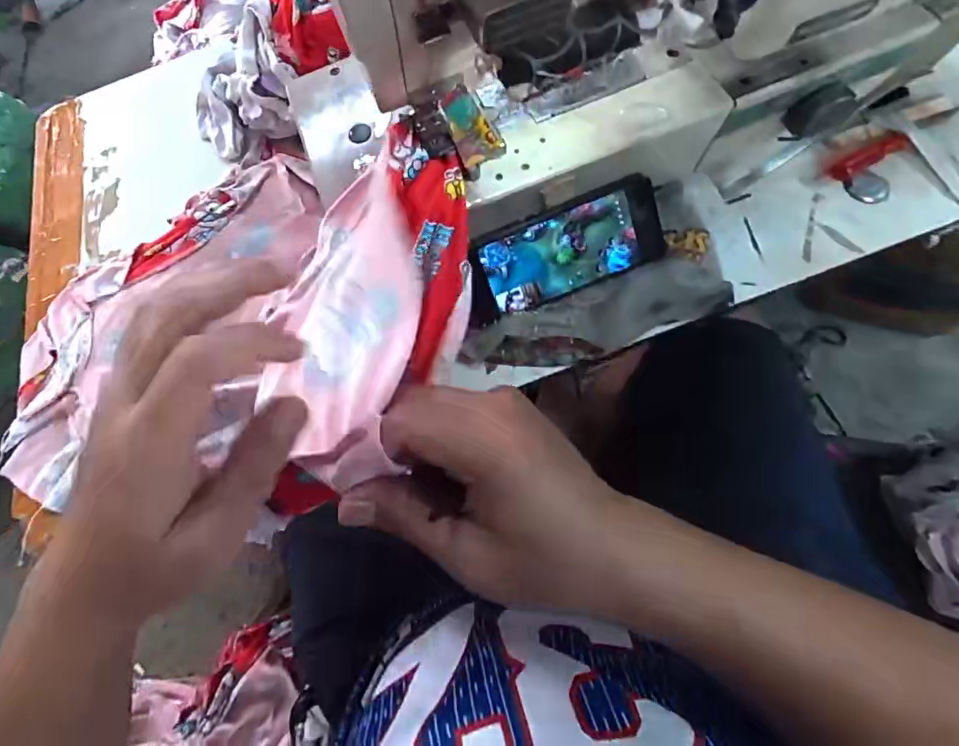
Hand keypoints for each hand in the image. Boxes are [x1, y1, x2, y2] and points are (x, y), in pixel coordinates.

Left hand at [45, 260, 307, 622]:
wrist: (83, 583)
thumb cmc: (154, 566)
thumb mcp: (216, 535)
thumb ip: (256, 466)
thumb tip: (296, 402)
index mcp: (147, 442)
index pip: (195, 361)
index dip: (252, 341)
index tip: (298, 350)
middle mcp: (124, 402)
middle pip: (168, 315)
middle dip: (230, 282)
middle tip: (286, 270)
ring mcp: (114, 390)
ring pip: (153, 310)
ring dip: (209, 281)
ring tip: (260, 273)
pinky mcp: (117, 388)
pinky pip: (148, 323)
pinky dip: (189, 297)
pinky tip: (222, 297)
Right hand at [337, 386, 644, 616]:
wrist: (615, 548)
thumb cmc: (543, 562)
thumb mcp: (467, 554)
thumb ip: (402, 516)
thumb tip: (344, 501)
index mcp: (482, 437)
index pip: (399, 420)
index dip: (373, 454)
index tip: (368, 494)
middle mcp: (491, 402)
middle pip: (412, 401)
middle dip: (389, 442)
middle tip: (390, 494)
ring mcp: (504, 397)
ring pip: (431, 399)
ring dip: (412, 435)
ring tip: (420, 487)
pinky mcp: (511, 403)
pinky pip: (455, 404)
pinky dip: (437, 430)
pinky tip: (448, 471)